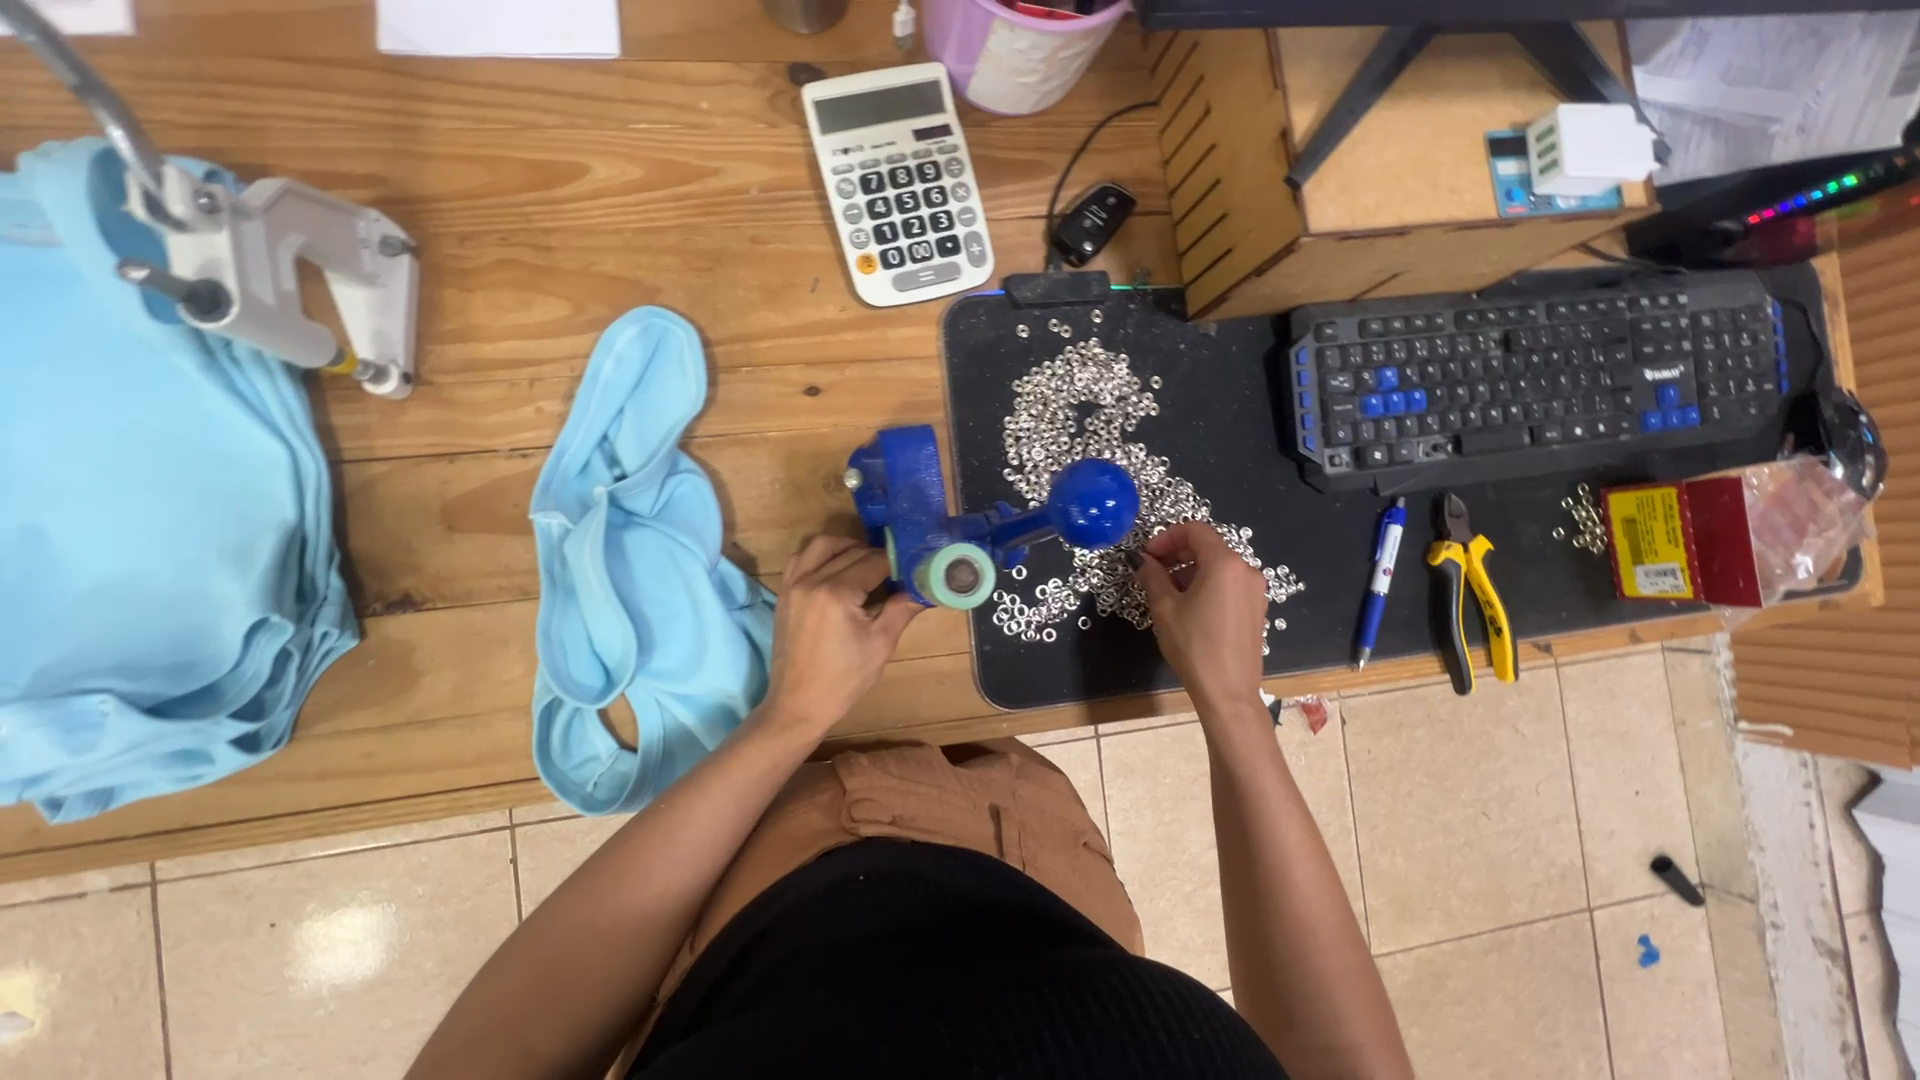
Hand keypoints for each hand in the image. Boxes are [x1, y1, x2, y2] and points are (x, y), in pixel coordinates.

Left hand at [762, 535, 921, 734]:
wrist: (799, 704)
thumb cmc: (844, 679)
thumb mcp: (881, 644)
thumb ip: (902, 609)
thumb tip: (924, 587)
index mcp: (837, 592)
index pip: (873, 561)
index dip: (896, 563)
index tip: (911, 570)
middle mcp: (811, 580)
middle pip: (850, 552)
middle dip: (875, 557)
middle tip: (895, 572)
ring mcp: (793, 585)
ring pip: (821, 545)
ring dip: (846, 547)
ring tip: (865, 564)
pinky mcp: (784, 593)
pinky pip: (800, 559)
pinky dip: (820, 556)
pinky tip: (837, 571)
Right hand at [1131, 522, 1268, 715]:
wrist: (1228, 691)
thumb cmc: (1193, 646)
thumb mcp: (1165, 608)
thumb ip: (1153, 577)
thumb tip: (1142, 561)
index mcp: (1225, 564)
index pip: (1196, 530)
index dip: (1167, 537)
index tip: (1148, 555)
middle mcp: (1246, 571)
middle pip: (1209, 546)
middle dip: (1178, 553)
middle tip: (1153, 571)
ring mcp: (1255, 590)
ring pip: (1218, 566)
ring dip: (1190, 570)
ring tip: (1167, 592)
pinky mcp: (1256, 608)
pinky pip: (1229, 584)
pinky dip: (1207, 584)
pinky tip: (1189, 606)